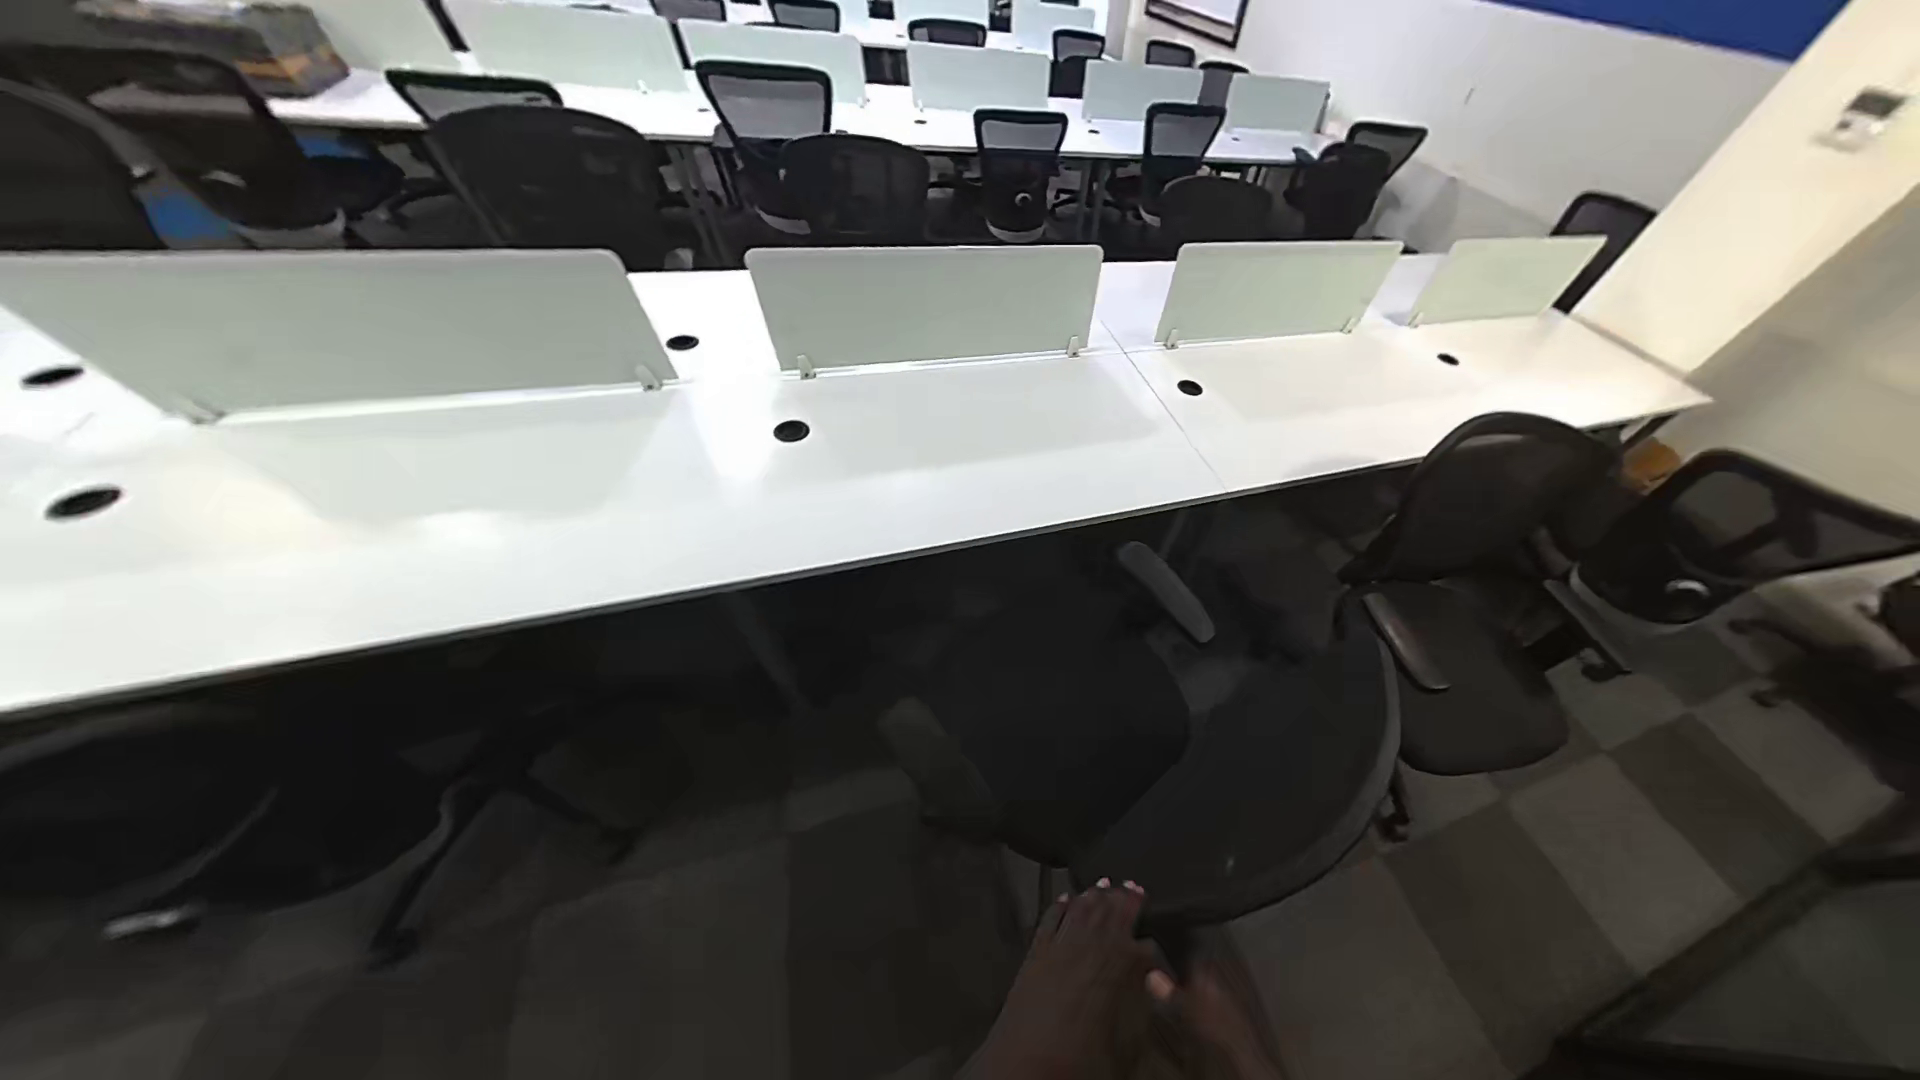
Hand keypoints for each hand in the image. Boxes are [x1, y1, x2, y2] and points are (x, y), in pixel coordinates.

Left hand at [958, 878, 1156, 1079]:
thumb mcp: (1126, 1042)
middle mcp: (1091, 948)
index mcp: (1118, 969)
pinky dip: (1059, 904)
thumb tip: (1146, 984)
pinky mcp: (1036, 950)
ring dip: (1095, 894)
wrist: (1026, 1066)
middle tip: (1134, 884)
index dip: (1153, 944)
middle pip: (1111, 915)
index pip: (1144, 947)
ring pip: (1082, 910)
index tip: (1157, 937)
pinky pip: (1050, 918)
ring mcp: (1061, 945)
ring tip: (1105, 881)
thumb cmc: (1082, 1060)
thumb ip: (1139, 1006)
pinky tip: (1065, 896)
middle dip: (1125, 899)